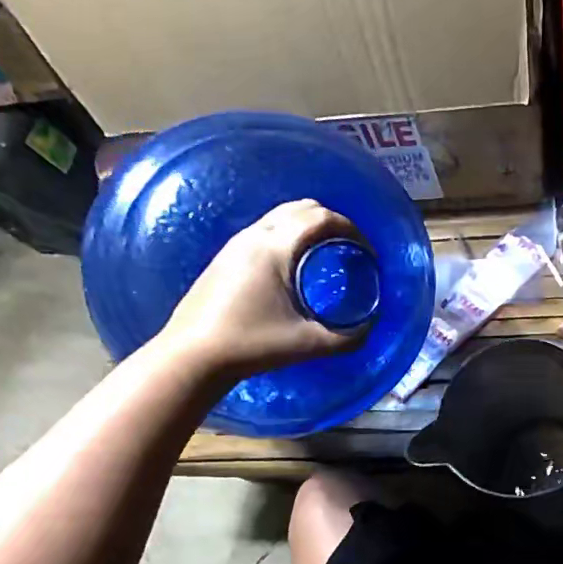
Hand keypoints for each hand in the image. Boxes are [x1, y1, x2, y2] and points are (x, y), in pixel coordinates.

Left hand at [154, 200, 366, 378]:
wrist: (193, 356)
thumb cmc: (252, 345)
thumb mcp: (309, 344)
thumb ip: (348, 338)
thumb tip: (369, 328)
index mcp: (275, 248)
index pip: (321, 217)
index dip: (352, 229)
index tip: (367, 253)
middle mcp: (255, 236)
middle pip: (303, 208)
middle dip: (334, 222)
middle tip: (352, 250)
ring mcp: (237, 244)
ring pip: (283, 216)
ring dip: (311, 226)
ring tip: (328, 255)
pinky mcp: (226, 256)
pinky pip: (268, 229)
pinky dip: (292, 235)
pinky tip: (297, 265)